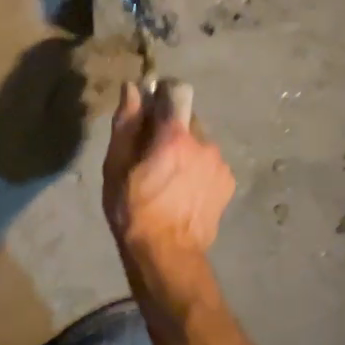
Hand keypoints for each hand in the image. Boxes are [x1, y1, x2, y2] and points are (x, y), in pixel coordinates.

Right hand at [102, 79, 235, 260]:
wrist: (167, 255)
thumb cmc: (133, 210)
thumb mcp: (116, 166)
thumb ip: (127, 124)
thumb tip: (133, 89)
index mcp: (175, 135)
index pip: (177, 91)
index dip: (160, 95)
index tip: (146, 111)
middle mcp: (204, 142)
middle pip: (186, 117)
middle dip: (169, 127)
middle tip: (149, 154)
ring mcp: (220, 164)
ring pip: (199, 141)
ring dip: (184, 149)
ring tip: (166, 177)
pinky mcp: (227, 183)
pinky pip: (209, 162)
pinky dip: (196, 168)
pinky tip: (182, 191)